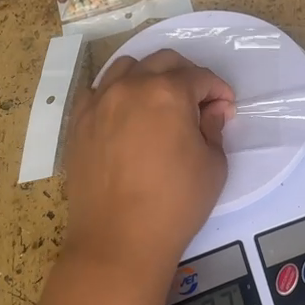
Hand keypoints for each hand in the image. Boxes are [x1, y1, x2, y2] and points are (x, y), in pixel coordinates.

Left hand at [63, 49, 235, 279]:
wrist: (118, 242)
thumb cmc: (174, 205)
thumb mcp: (213, 165)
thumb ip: (214, 129)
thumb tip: (212, 111)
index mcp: (169, 92)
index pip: (200, 77)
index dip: (218, 90)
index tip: (225, 109)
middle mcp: (132, 86)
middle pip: (164, 62)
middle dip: (187, 76)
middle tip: (198, 103)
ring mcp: (101, 101)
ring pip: (128, 67)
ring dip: (149, 76)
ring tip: (159, 101)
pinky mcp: (79, 121)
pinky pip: (98, 90)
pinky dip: (115, 92)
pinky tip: (125, 112)